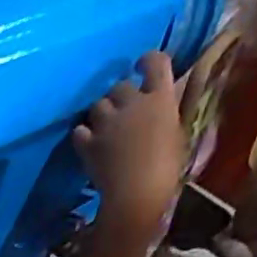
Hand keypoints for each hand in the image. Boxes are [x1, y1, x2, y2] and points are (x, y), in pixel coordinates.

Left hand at [74, 50, 186, 234]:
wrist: (137, 195)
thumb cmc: (166, 170)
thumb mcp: (177, 134)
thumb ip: (168, 114)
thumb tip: (165, 103)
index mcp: (161, 98)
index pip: (155, 62)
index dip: (146, 61)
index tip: (141, 66)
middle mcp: (133, 103)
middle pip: (120, 86)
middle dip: (120, 96)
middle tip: (122, 112)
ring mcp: (108, 122)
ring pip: (98, 105)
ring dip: (101, 113)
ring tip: (104, 129)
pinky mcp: (89, 143)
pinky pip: (79, 130)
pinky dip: (83, 135)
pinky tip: (88, 143)